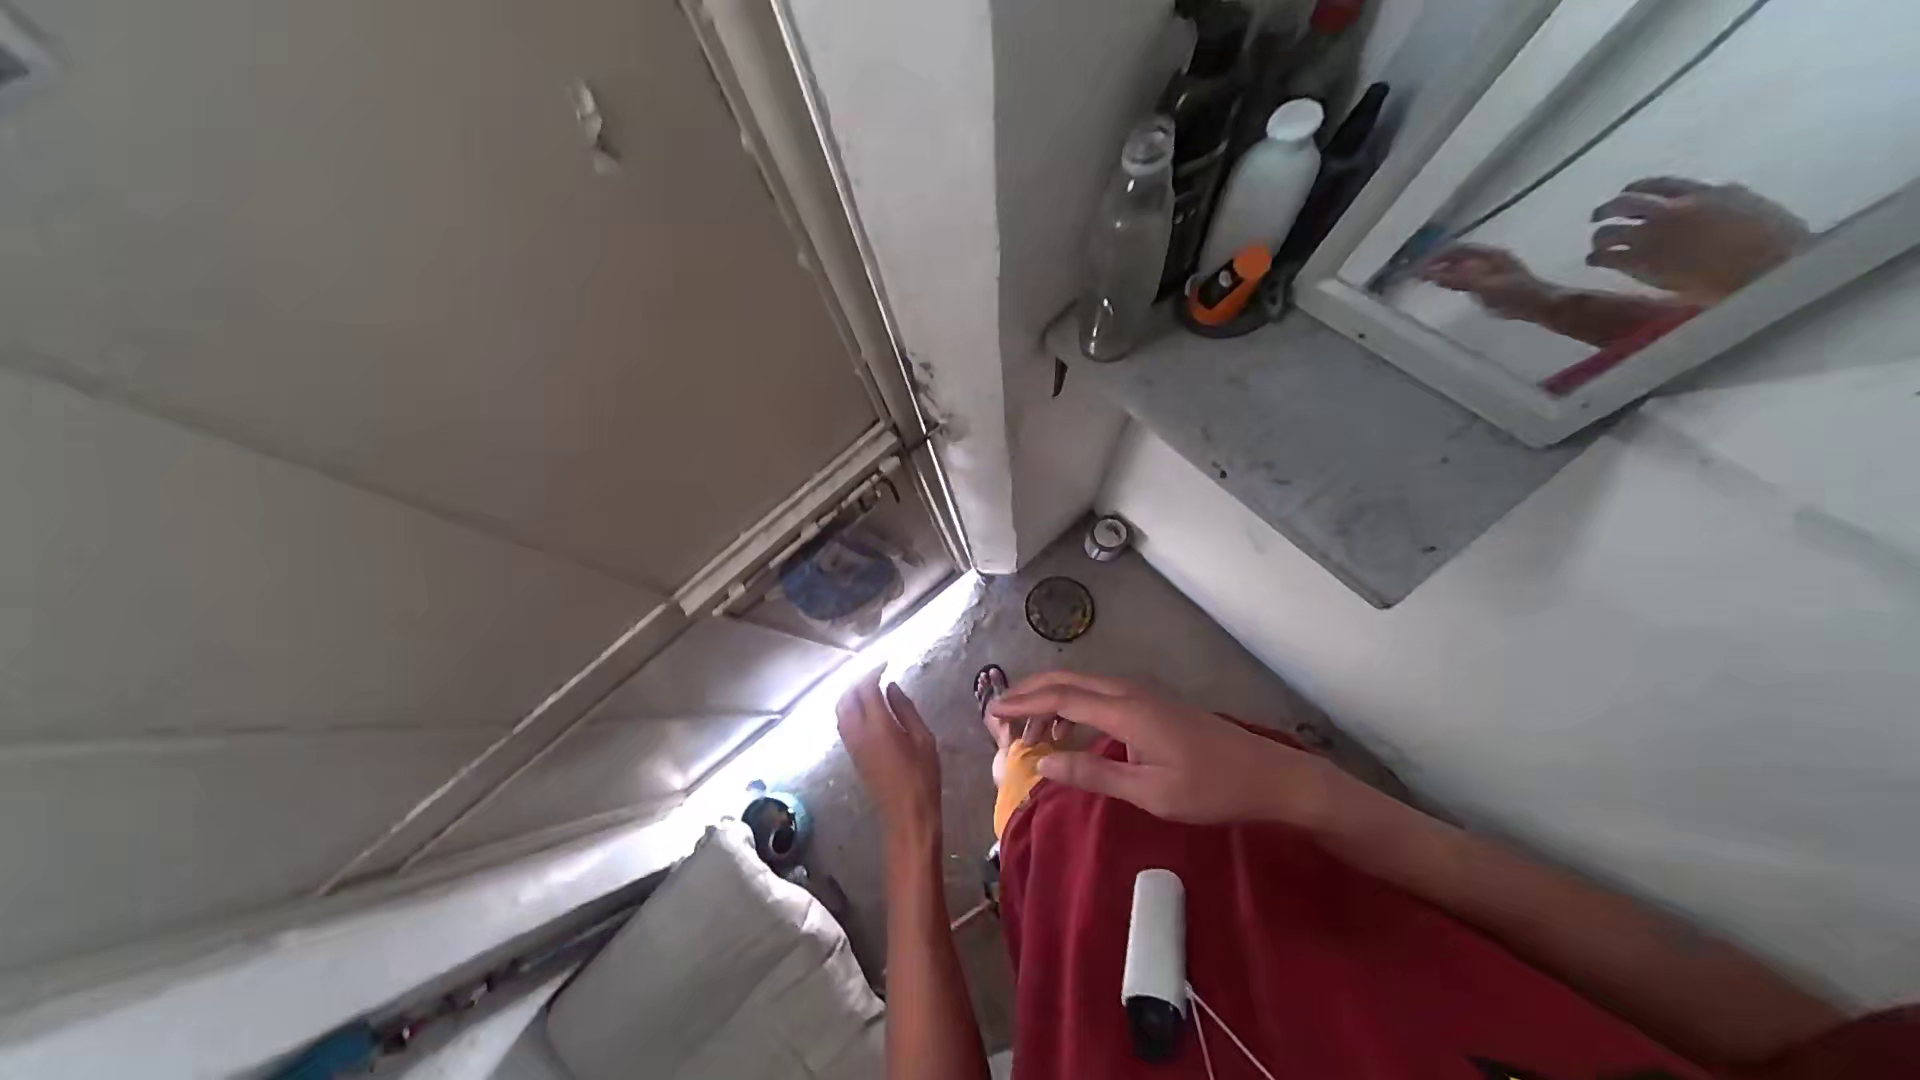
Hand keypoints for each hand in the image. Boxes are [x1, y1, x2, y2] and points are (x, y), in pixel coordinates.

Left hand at [836, 670, 941, 851]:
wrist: (907, 814)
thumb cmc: (923, 776)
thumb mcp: (923, 738)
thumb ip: (905, 709)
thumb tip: (891, 687)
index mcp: (878, 725)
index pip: (866, 688)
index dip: (873, 670)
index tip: (886, 662)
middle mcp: (858, 732)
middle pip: (847, 696)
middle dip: (859, 680)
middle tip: (877, 672)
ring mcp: (852, 744)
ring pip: (841, 709)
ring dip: (851, 693)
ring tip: (870, 686)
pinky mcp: (852, 754)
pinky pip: (843, 722)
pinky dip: (849, 708)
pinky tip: (865, 707)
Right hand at [986, 671, 1353, 829]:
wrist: (1267, 775)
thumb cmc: (1210, 788)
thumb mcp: (1149, 792)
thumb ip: (1092, 775)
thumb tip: (1041, 765)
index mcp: (1125, 710)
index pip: (1061, 697)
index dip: (1024, 703)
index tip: (993, 713)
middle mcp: (1128, 691)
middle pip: (1066, 680)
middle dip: (1030, 693)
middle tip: (1000, 714)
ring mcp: (1141, 693)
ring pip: (1082, 684)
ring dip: (1050, 699)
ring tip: (1027, 728)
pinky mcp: (1150, 702)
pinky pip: (1098, 694)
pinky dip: (1072, 705)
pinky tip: (1068, 730)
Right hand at [1416, 243, 1555, 320]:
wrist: (1537, 304)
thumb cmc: (1513, 294)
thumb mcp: (1482, 285)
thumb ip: (1455, 279)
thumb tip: (1428, 273)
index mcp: (1489, 256)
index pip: (1458, 250)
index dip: (1437, 256)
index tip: (1419, 265)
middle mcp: (1490, 259)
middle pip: (1459, 257)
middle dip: (1438, 262)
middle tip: (1420, 272)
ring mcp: (1492, 270)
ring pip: (1462, 266)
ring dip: (1445, 270)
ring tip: (1429, 278)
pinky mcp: (1492, 283)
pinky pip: (1467, 277)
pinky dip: (1453, 279)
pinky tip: (1448, 285)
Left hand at [1589, 177, 1810, 302]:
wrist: (1766, 267)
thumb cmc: (1775, 242)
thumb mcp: (1750, 208)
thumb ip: (1722, 204)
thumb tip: (1711, 208)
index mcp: (1706, 193)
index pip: (1659, 184)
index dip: (1636, 188)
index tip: (1627, 193)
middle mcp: (1674, 209)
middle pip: (1624, 203)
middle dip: (1607, 208)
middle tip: (1598, 217)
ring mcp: (1654, 235)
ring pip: (1608, 231)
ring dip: (1599, 238)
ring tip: (1597, 245)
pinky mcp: (1640, 261)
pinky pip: (1605, 257)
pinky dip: (1596, 258)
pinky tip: (1595, 261)